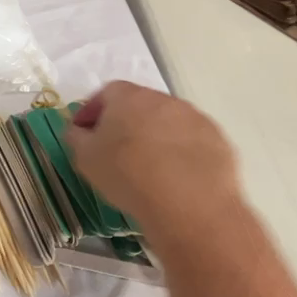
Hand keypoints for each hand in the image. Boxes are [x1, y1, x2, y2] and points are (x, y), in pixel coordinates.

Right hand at [62, 81, 244, 237]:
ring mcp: (197, 119)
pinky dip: (179, 151)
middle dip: (124, 121)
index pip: (106, 92)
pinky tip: (172, 175)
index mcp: (129, 97)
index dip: (93, 110)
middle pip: (140, 104)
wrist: (190, 205)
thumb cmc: (126, 174)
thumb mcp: (83, 156)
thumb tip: (79, 130)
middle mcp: (166, 100)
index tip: (85, 131)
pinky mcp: (221, 142)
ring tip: (146, 165)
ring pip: (168, 121)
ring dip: (154, 135)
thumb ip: (76, 136)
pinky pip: (192, 140)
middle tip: (114, 148)